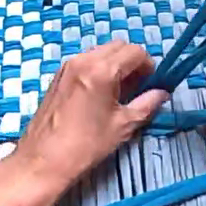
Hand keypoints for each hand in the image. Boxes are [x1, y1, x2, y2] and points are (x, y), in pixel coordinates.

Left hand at [12, 42, 168, 188]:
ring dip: (115, 64)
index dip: (148, 66)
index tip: (151, 84)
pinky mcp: (58, 74)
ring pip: (101, 52)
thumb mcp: (123, 125)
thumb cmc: (86, 145)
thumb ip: (146, 104)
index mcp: (102, 70)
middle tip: (137, 87)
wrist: (43, 159)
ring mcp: (68, 65)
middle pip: (118, 46)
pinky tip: (99, 93)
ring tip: (118, 92)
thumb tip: (161, 93)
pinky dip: (98, 68)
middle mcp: (84, 60)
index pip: (135, 52)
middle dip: (132, 62)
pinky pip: (86, 60)